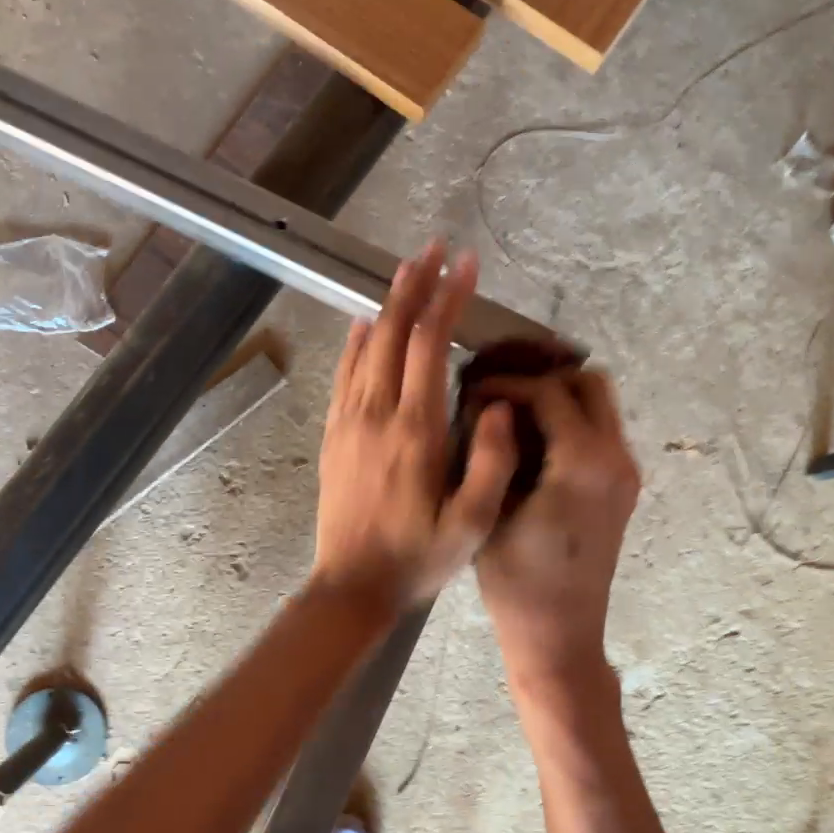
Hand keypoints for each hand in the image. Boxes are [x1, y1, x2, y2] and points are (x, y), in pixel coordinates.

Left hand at [311, 242, 516, 611]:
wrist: (352, 585)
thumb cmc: (418, 558)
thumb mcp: (472, 524)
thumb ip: (491, 463)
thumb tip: (499, 406)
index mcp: (416, 431)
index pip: (430, 345)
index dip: (448, 299)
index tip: (465, 265)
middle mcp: (377, 415)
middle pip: (393, 332)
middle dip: (415, 285)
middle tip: (434, 248)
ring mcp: (349, 422)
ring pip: (365, 346)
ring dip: (387, 304)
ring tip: (405, 271)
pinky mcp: (334, 435)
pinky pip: (344, 374)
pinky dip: (355, 341)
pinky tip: (363, 324)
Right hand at [473, 370, 640, 709]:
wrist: (558, 635)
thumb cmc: (516, 581)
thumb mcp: (492, 510)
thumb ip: (494, 450)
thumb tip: (487, 406)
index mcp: (583, 462)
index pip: (548, 392)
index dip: (506, 385)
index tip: (471, 391)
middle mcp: (616, 458)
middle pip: (588, 384)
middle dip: (541, 382)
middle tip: (498, 399)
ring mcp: (625, 474)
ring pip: (600, 406)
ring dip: (559, 400)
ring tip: (512, 419)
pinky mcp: (622, 489)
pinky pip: (601, 433)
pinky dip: (570, 424)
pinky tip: (532, 446)